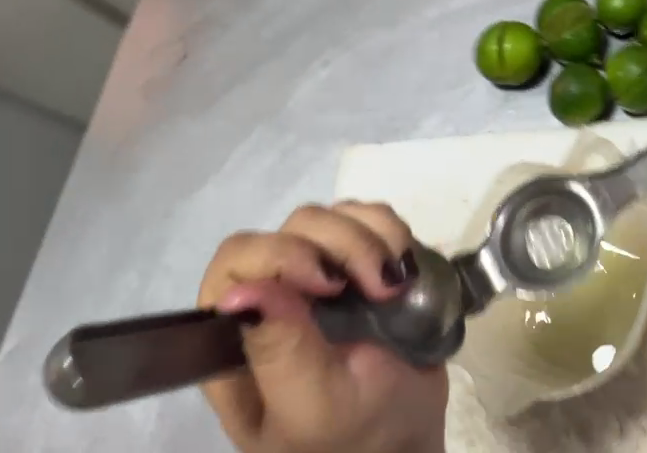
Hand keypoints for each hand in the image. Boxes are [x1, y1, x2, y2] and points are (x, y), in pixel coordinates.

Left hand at [197, 202, 447, 452]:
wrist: (408, 437)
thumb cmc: (354, 435)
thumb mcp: (313, 406)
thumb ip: (279, 352)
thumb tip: (240, 294)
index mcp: (239, 337)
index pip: (238, 263)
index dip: (282, 255)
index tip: (330, 286)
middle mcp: (275, 296)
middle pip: (294, 228)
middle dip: (345, 245)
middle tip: (382, 288)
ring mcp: (320, 274)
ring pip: (334, 215)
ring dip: (374, 238)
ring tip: (396, 284)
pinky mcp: (361, 261)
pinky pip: (371, 218)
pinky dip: (393, 232)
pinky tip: (405, 270)